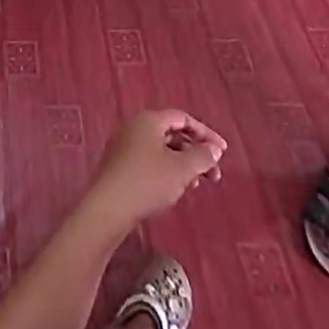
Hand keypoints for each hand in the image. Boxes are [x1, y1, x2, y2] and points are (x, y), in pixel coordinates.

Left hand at [83, 109, 226, 230]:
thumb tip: (213, 150)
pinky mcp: (118, 167)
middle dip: (195, 152)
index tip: (222, 152)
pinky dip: (166, 171)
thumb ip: (202, 156)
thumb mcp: (182, 169)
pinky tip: (174, 190)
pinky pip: (148, 162)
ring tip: (195, 185)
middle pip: (172, 134)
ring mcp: (123, 147)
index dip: (205, 134)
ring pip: (161, 150)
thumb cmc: (147, 182)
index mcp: (149, 120)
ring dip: (182, 164)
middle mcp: (134, 127)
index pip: (183, 118)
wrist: (106, 209)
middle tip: (212, 173)